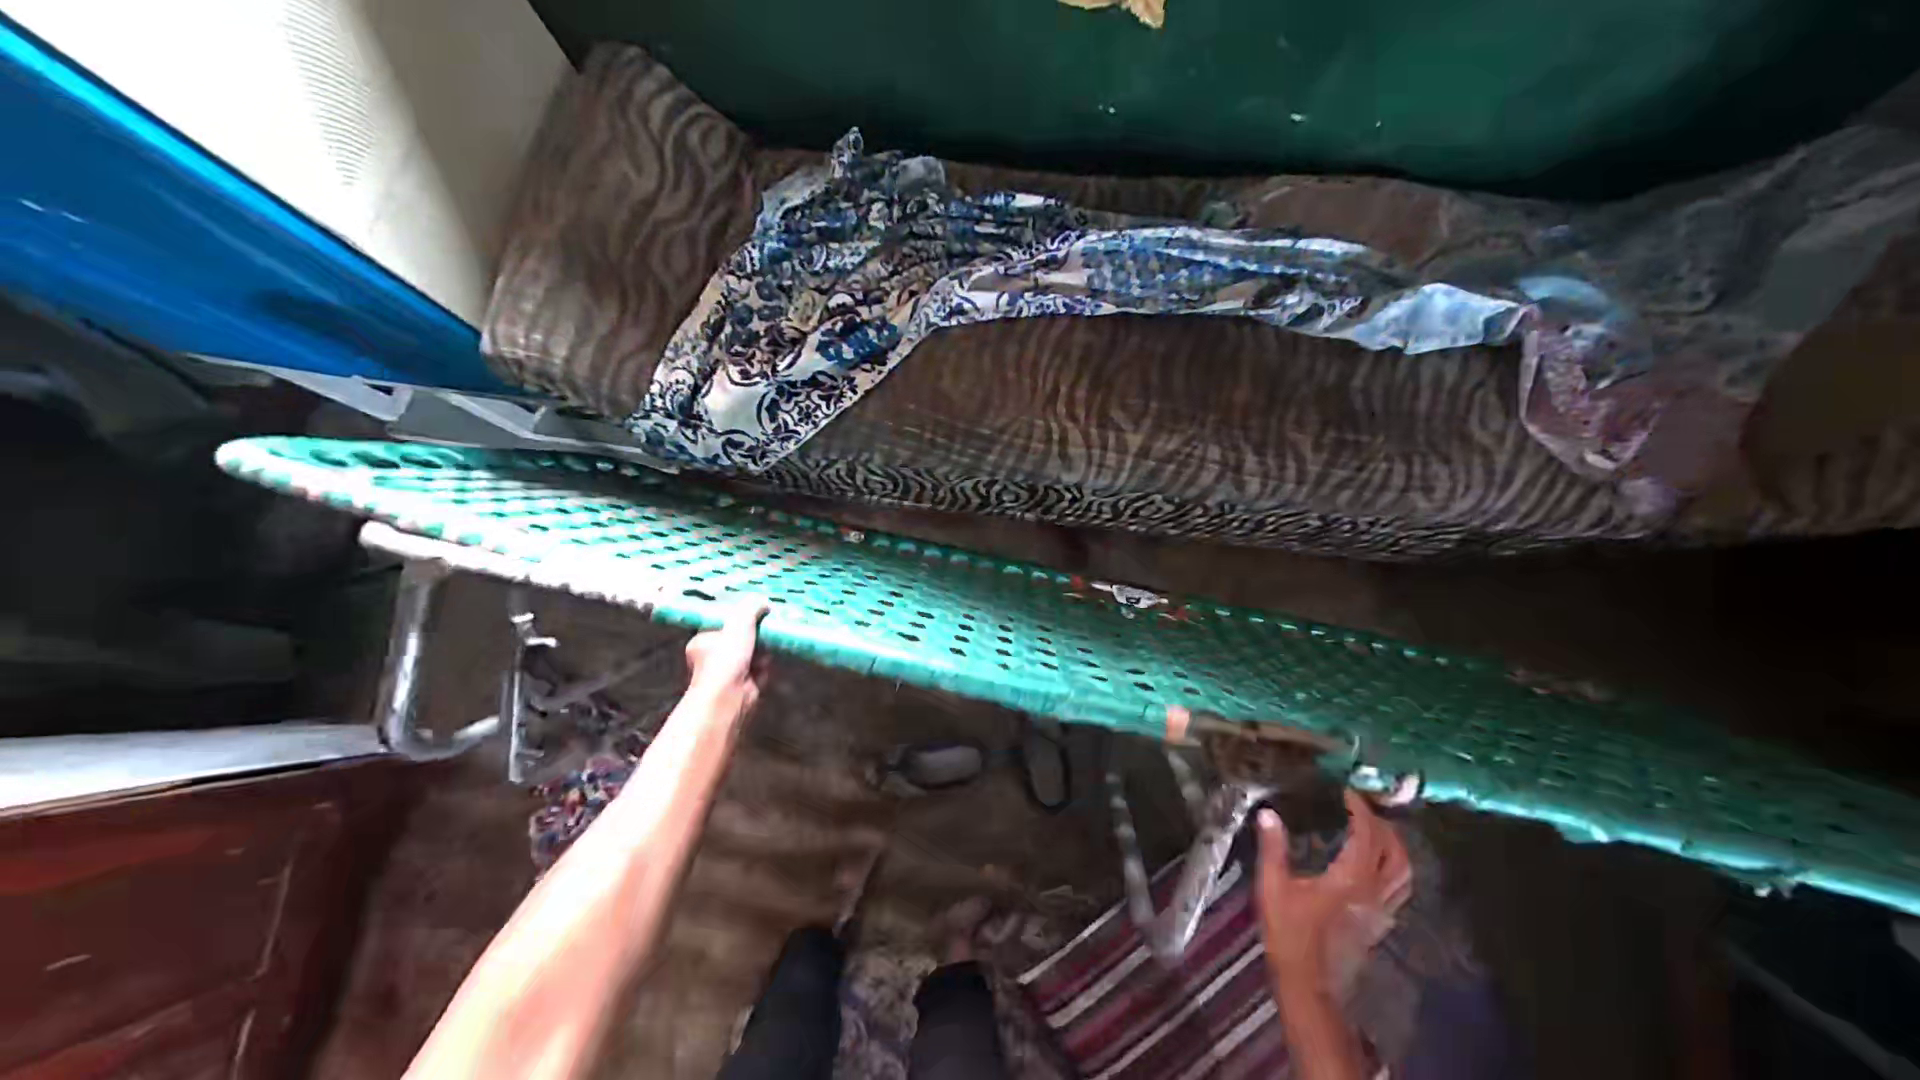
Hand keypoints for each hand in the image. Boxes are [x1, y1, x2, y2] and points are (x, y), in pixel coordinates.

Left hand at [684, 598, 770, 710]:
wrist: (730, 696)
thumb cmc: (726, 658)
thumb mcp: (738, 623)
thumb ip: (750, 608)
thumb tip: (763, 601)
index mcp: (703, 641)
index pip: (722, 625)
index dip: (738, 618)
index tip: (755, 612)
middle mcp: (713, 657)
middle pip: (739, 638)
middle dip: (755, 634)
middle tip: (767, 626)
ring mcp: (728, 672)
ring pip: (752, 653)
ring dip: (762, 649)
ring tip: (771, 642)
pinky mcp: (745, 684)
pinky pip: (759, 668)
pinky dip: (766, 664)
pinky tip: (769, 661)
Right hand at [1254, 789, 1411, 988]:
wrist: (1309, 985)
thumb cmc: (1290, 934)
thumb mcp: (1274, 887)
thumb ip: (1273, 848)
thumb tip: (1268, 813)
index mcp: (1351, 880)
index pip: (1367, 835)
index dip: (1360, 810)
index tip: (1346, 791)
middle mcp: (1375, 893)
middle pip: (1395, 853)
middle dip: (1383, 825)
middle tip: (1362, 807)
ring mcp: (1382, 912)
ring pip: (1404, 873)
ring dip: (1394, 847)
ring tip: (1375, 830)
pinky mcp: (1380, 925)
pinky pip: (1398, 889)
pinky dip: (1392, 868)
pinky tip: (1372, 865)